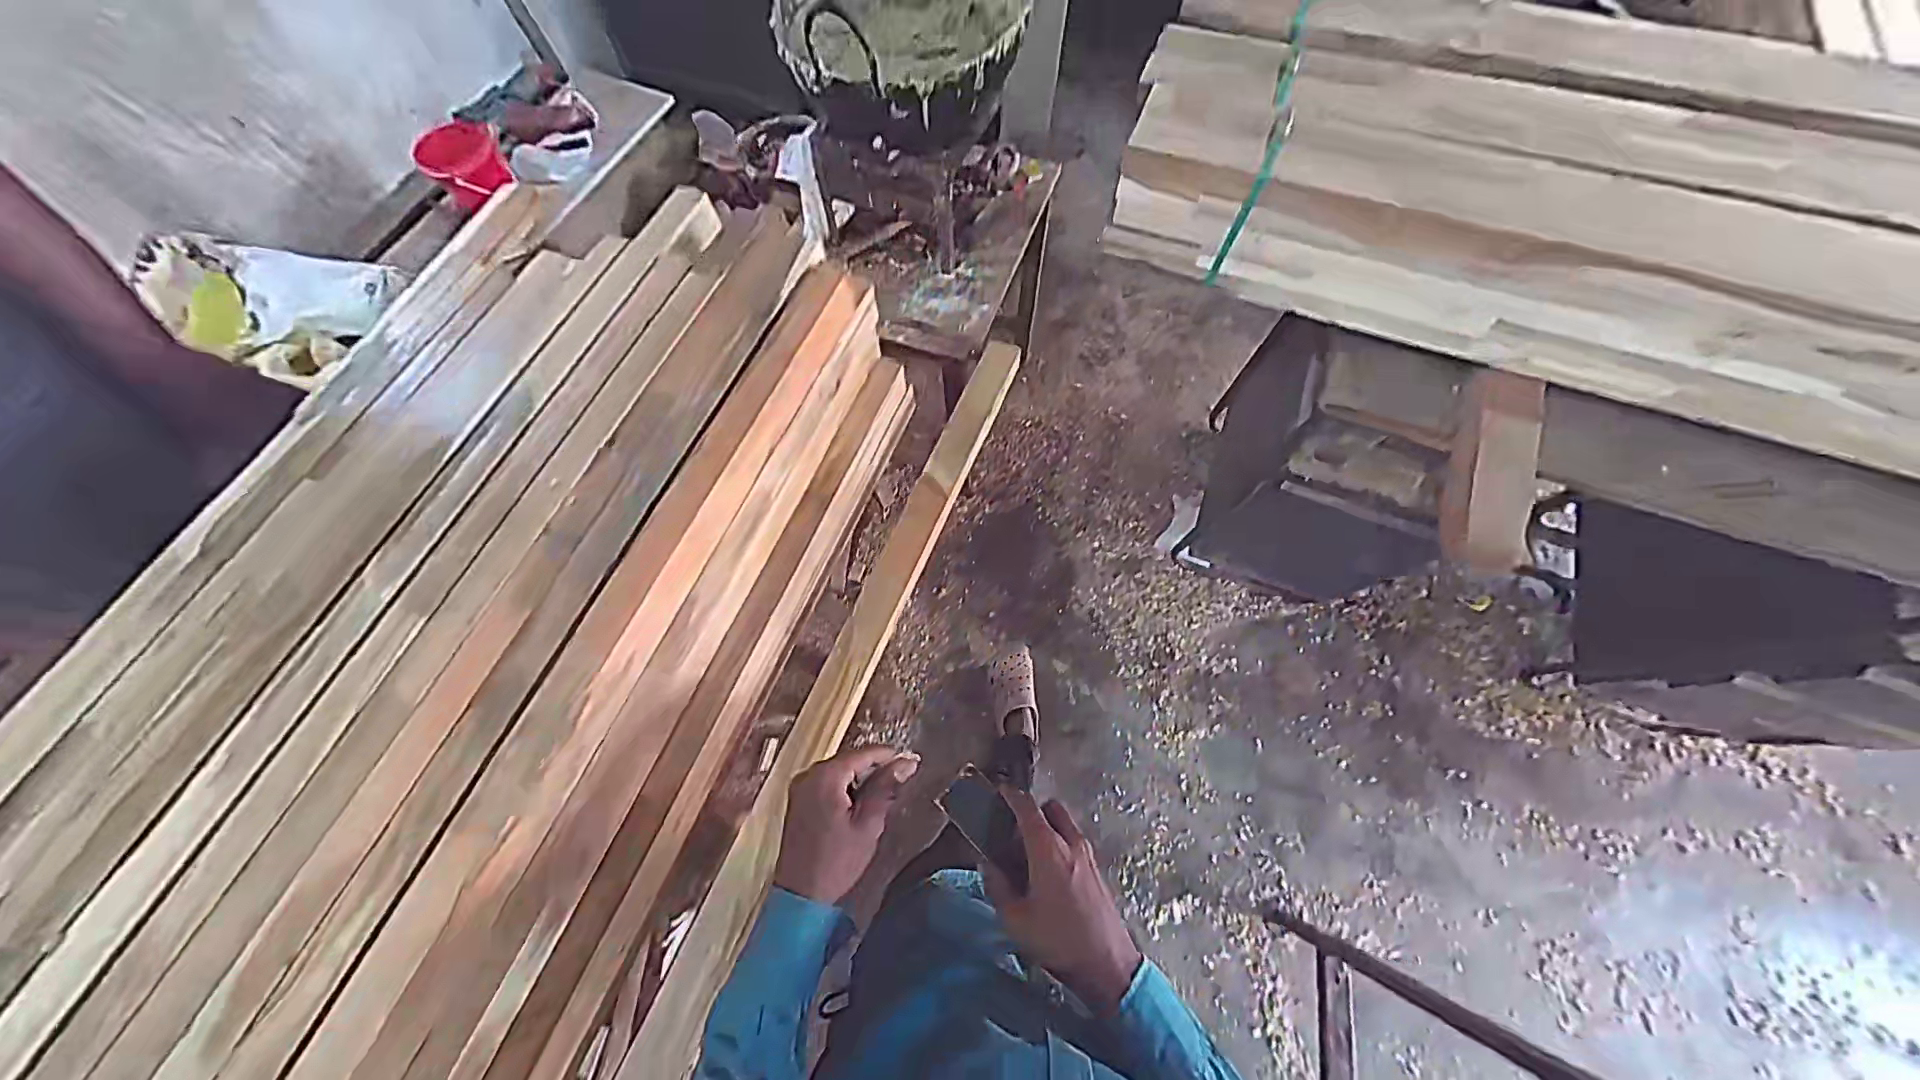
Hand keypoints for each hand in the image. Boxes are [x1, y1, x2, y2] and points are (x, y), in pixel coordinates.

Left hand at [773, 744, 919, 903]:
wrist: (801, 896)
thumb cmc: (836, 862)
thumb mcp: (868, 824)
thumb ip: (886, 787)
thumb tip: (906, 762)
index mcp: (825, 777)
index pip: (862, 754)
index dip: (888, 756)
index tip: (908, 762)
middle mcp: (808, 775)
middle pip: (848, 760)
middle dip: (873, 769)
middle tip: (897, 783)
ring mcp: (799, 787)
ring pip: (838, 771)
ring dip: (859, 780)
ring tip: (879, 798)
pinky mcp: (797, 800)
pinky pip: (826, 783)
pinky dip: (844, 788)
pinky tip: (856, 807)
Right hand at [983, 790, 1143, 1012]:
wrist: (1108, 966)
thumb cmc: (1058, 940)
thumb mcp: (1015, 918)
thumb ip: (997, 885)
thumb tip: (987, 864)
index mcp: (1048, 849)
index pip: (1027, 808)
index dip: (1011, 795)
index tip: (999, 792)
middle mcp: (1070, 843)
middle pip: (1050, 808)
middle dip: (1030, 812)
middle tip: (1013, 832)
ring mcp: (1087, 856)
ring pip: (1064, 824)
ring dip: (1047, 828)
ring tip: (1028, 855)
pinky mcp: (1096, 870)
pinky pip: (1073, 841)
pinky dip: (1059, 843)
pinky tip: (1047, 873)